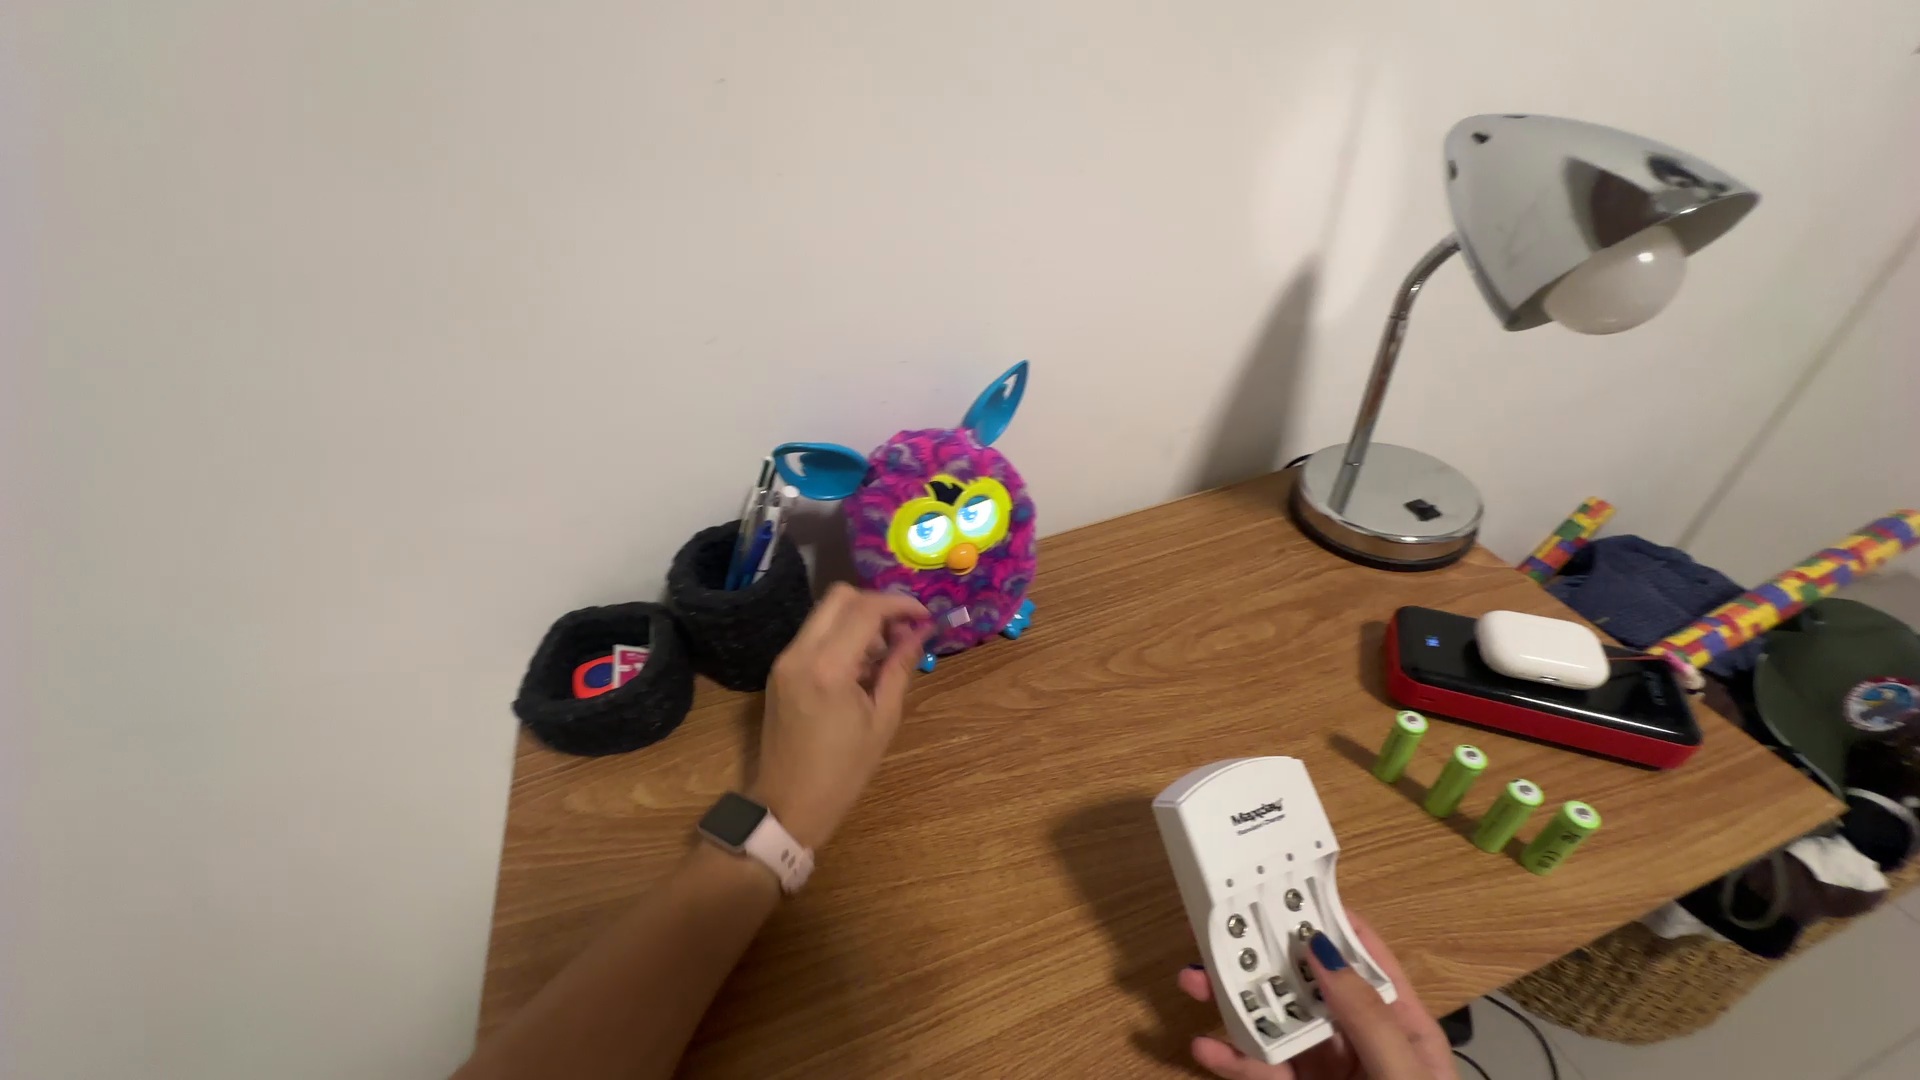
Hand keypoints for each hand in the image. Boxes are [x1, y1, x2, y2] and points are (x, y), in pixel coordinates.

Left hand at [749, 584, 929, 848]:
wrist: (787, 804)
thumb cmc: (843, 771)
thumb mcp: (883, 720)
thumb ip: (900, 668)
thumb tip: (919, 632)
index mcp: (828, 668)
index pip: (865, 609)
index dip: (900, 604)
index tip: (924, 616)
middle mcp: (800, 653)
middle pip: (840, 596)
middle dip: (877, 604)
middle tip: (903, 629)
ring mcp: (785, 659)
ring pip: (826, 613)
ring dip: (859, 619)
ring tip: (885, 653)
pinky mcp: (781, 669)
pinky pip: (815, 634)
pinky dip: (842, 635)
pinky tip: (862, 665)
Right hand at [1176, 912, 1454, 1079]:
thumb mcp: (1404, 1075)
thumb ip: (1365, 1015)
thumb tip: (1319, 948)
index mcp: (1397, 1020)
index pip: (1358, 953)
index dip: (1321, 917)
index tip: (1278, 886)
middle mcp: (1354, 1035)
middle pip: (1299, 979)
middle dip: (1257, 953)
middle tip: (1213, 929)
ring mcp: (1322, 1065)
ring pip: (1271, 1018)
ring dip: (1230, 998)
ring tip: (1193, 981)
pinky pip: (1257, 1067)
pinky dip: (1227, 1057)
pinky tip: (1205, 1047)